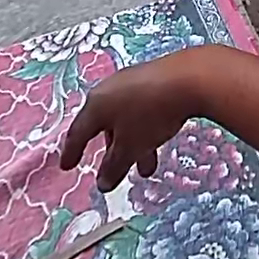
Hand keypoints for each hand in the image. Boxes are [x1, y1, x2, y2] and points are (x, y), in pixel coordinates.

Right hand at [59, 48, 213, 189]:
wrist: (190, 77)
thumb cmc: (152, 113)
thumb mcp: (130, 147)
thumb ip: (114, 166)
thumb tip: (103, 182)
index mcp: (97, 103)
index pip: (78, 131)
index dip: (72, 151)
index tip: (68, 165)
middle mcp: (112, 88)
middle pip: (105, 123)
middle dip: (112, 150)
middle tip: (116, 169)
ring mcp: (134, 79)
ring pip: (127, 117)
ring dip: (134, 142)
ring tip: (148, 166)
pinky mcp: (156, 76)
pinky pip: (143, 106)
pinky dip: (145, 126)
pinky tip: (159, 136)